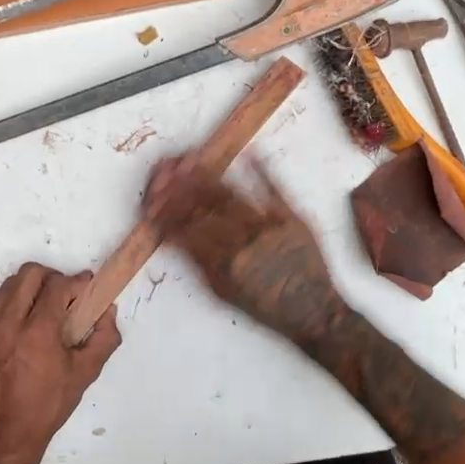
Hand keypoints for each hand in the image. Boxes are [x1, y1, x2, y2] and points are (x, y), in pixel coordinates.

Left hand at [0, 263, 121, 457]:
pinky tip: (23, 318)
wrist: (14, 428)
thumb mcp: (87, 370)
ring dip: (31, 288)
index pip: (58, 286)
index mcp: (38, 333)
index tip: (86, 287)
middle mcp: (9, 324)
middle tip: (64, 294)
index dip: (77, 282)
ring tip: (43, 306)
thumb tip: (107, 309)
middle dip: (52, 277)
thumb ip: (104, 336)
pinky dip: (11, 302)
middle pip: (30, 274)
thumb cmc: (53, 401)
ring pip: (10, 284)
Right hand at [142, 154, 346, 346]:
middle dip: (177, 186)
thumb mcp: (223, 293)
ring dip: (205, 174)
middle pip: (202, 205)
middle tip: (161, 169)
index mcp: (223, 262)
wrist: (315, 311)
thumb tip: (172, 236)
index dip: (163, 211)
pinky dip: (258, 168)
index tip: (149, 198)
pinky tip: (245, 152)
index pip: (184, 229)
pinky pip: (273, 188)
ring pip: (229, 193)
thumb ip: (197, 263)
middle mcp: (243, 240)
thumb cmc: (266, 307)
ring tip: (187, 158)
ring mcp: (268, 224)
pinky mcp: (292, 216)